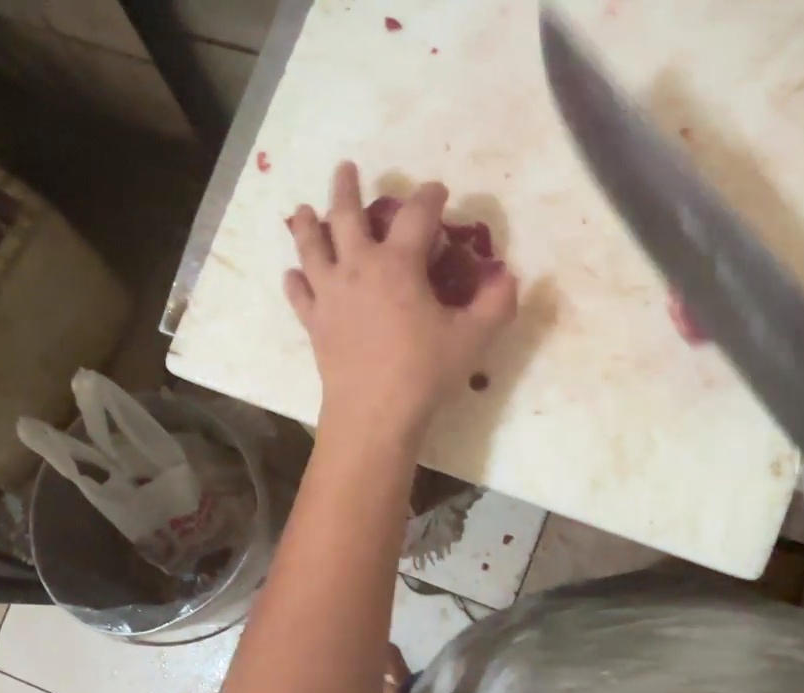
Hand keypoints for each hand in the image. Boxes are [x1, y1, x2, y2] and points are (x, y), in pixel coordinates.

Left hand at [285, 162, 517, 443]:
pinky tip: (293, 275)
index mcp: (398, 264)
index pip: (417, 215)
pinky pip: (299, 294)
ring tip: (302, 209)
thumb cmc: (424, 372)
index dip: (429, 196)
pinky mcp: (314, 322)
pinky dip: (296, 281)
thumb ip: (496, 304)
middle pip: (346, 215)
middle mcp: (357, 268)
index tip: (437, 190)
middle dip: (347, 188)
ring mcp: (330, 295)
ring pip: (311, 247)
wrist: (373, 413)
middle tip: (346, 168)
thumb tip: (509, 276)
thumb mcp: (473, 338)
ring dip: (307, 224)